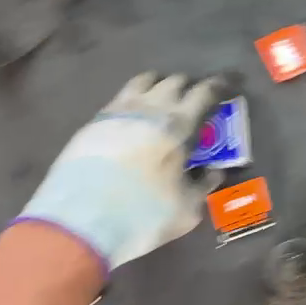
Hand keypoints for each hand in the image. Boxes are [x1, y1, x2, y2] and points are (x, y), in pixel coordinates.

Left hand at [14, 72, 227, 270]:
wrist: (81, 222)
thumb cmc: (143, 215)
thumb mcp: (187, 209)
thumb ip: (204, 185)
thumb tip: (213, 172)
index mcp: (179, 125)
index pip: (204, 92)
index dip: (218, 86)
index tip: (225, 87)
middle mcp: (150, 109)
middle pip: (173, 82)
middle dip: (187, 87)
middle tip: (193, 101)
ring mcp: (118, 112)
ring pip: (143, 82)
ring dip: (158, 86)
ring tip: (162, 99)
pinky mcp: (93, 123)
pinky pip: (119, 98)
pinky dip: (133, 99)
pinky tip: (133, 116)